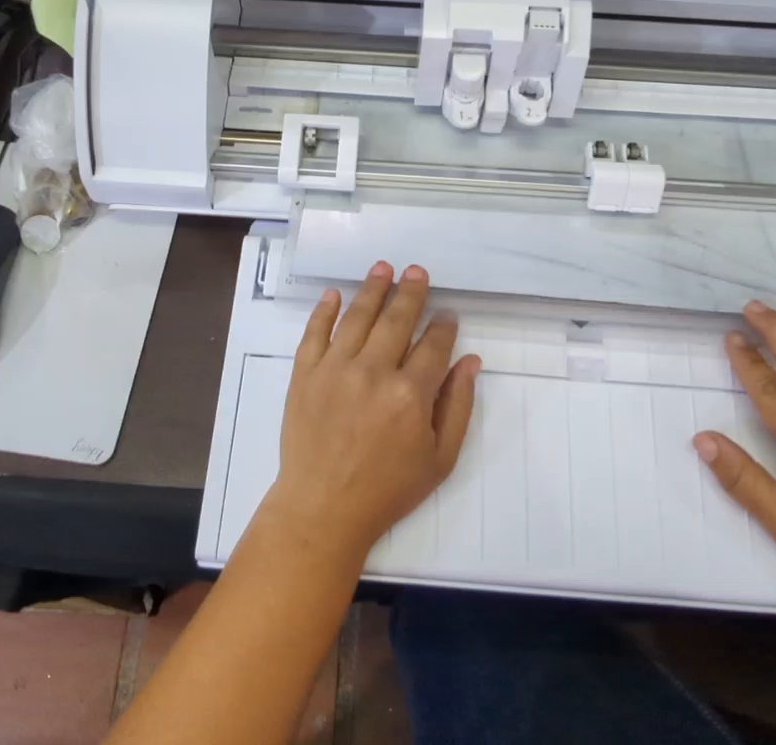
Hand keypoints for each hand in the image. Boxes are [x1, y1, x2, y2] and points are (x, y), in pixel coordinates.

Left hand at [263, 262, 482, 561]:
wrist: (323, 507)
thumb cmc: (388, 488)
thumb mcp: (440, 458)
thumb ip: (459, 406)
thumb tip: (470, 361)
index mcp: (410, 394)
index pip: (433, 345)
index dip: (443, 326)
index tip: (448, 314)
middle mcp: (373, 372)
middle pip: (396, 320)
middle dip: (411, 292)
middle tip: (417, 272)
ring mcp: (335, 369)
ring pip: (357, 317)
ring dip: (373, 289)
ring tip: (383, 268)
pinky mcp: (305, 374)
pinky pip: (315, 332)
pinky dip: (324, 310)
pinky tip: (335, 294)